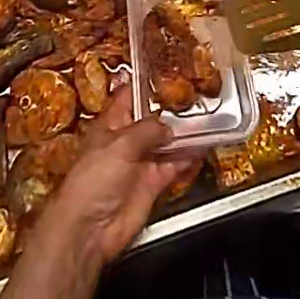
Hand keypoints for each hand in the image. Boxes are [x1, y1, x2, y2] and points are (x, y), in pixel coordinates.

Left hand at [29, 81, 202, 269]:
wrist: (89, 229)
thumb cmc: (94, 179)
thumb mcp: (120, 145)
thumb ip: (148, 130)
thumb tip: (169, 126)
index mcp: (112, 124)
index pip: (130, 96)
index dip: (147, 83)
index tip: (169, 69)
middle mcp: (127, 140)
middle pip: (154, 119)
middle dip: (173, 109)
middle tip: (200, 95)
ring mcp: (141, 162)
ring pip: (168, 142)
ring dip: (186, 133)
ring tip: (210, 118)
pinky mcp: (153, 183)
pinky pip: (174, 166)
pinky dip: (189, 158)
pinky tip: (205, 147)